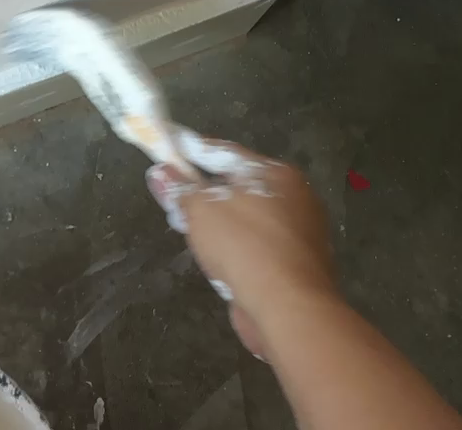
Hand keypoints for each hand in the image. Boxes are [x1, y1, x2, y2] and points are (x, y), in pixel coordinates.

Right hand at [147, 138, 336, 352]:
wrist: (290, 310)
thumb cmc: (244, 245)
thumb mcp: (199, 208)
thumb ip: (178, 187)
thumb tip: (160, 172)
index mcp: (275, 174)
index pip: (224, 152)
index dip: (190, 150)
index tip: (167, 150)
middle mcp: (295, 198)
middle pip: (237, 186)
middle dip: (202, 192)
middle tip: (174, 198)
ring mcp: (301, 234)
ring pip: (245, 218)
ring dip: (216, 223)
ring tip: (189, 230)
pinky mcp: (299, 266)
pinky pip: (257, 245)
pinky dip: (235, 247)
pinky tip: (215, 258)